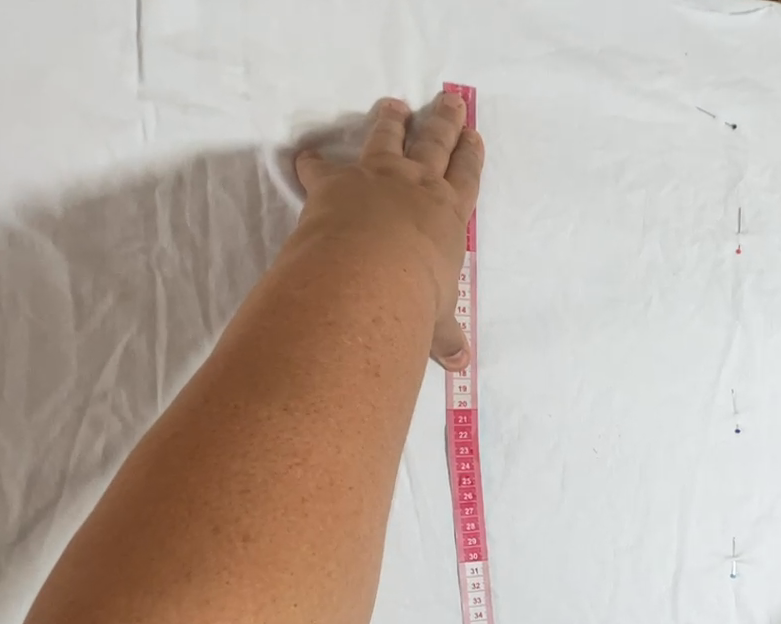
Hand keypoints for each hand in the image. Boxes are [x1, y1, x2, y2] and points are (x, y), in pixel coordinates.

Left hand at [293, 93, 484, 369]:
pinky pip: (321, 166)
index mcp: (449, 217)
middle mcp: (417, 187)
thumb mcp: (437, 323)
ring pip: (387, 138)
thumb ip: (446, 337)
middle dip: (444, 122)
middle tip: (450, 101)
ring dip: (391, 120)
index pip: (466, 178)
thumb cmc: (417, 300)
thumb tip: (460, 365)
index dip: (471, 157)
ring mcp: (376, 179)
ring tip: (393, 106)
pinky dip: (313, 162)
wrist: (370, 278)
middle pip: (435, 144)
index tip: (474, 136)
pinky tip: (306, 157)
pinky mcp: (336, 183)